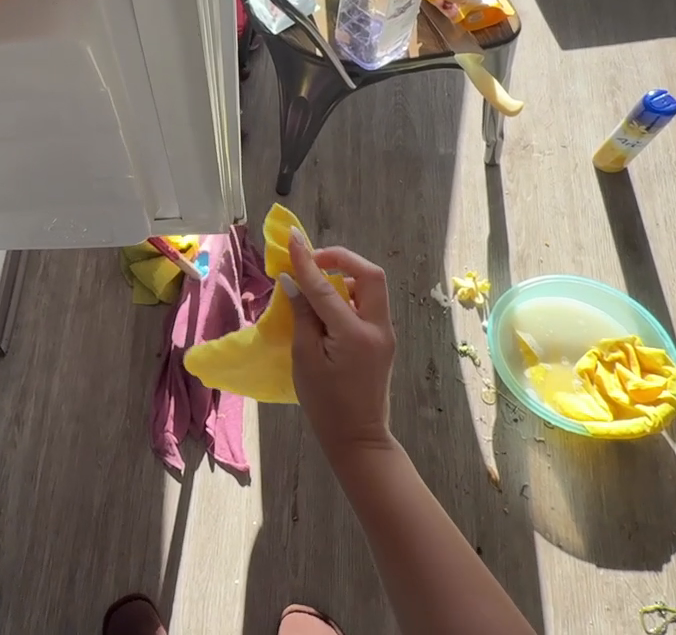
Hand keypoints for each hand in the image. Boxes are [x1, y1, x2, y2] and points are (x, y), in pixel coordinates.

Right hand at [281, 233, 396, 458]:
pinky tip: (326, 302)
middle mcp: (377, 328)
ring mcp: (384, 334)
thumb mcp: (304, 357)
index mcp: (354, 334)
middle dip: (341, 259)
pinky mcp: (382, 339)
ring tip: (315, 282)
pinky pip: (368, 303)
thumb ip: (302, 315)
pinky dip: (348, 292)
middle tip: (312, 260)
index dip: (306, 261)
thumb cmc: (324, 402)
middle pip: (370, 275)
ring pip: (372, 287)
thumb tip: (292, 280)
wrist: (357, 437)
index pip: (326, 286)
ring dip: (345, 275)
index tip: (291, 238)